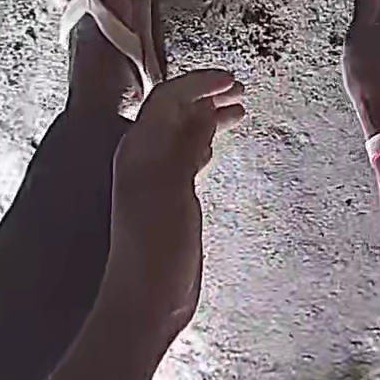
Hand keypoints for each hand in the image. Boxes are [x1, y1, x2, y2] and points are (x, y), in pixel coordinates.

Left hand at [103, 69, 246, 343]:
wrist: (147, 300)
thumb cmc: (157, 248)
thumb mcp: (173, 189)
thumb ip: (186, 144)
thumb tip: (204, 107)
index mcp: (139, 150)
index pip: (167, 99)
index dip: (198, 83)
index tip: (230, 79)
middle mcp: (145, 157)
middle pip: (174, 110)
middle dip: (205, 94)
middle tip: (239, 89)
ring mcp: (157, 176)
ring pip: (184, 131)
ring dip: (208, 115)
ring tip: (239, 108)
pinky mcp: (170, 196)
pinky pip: (187, 154)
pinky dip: (205, 140)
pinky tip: (218, 142)